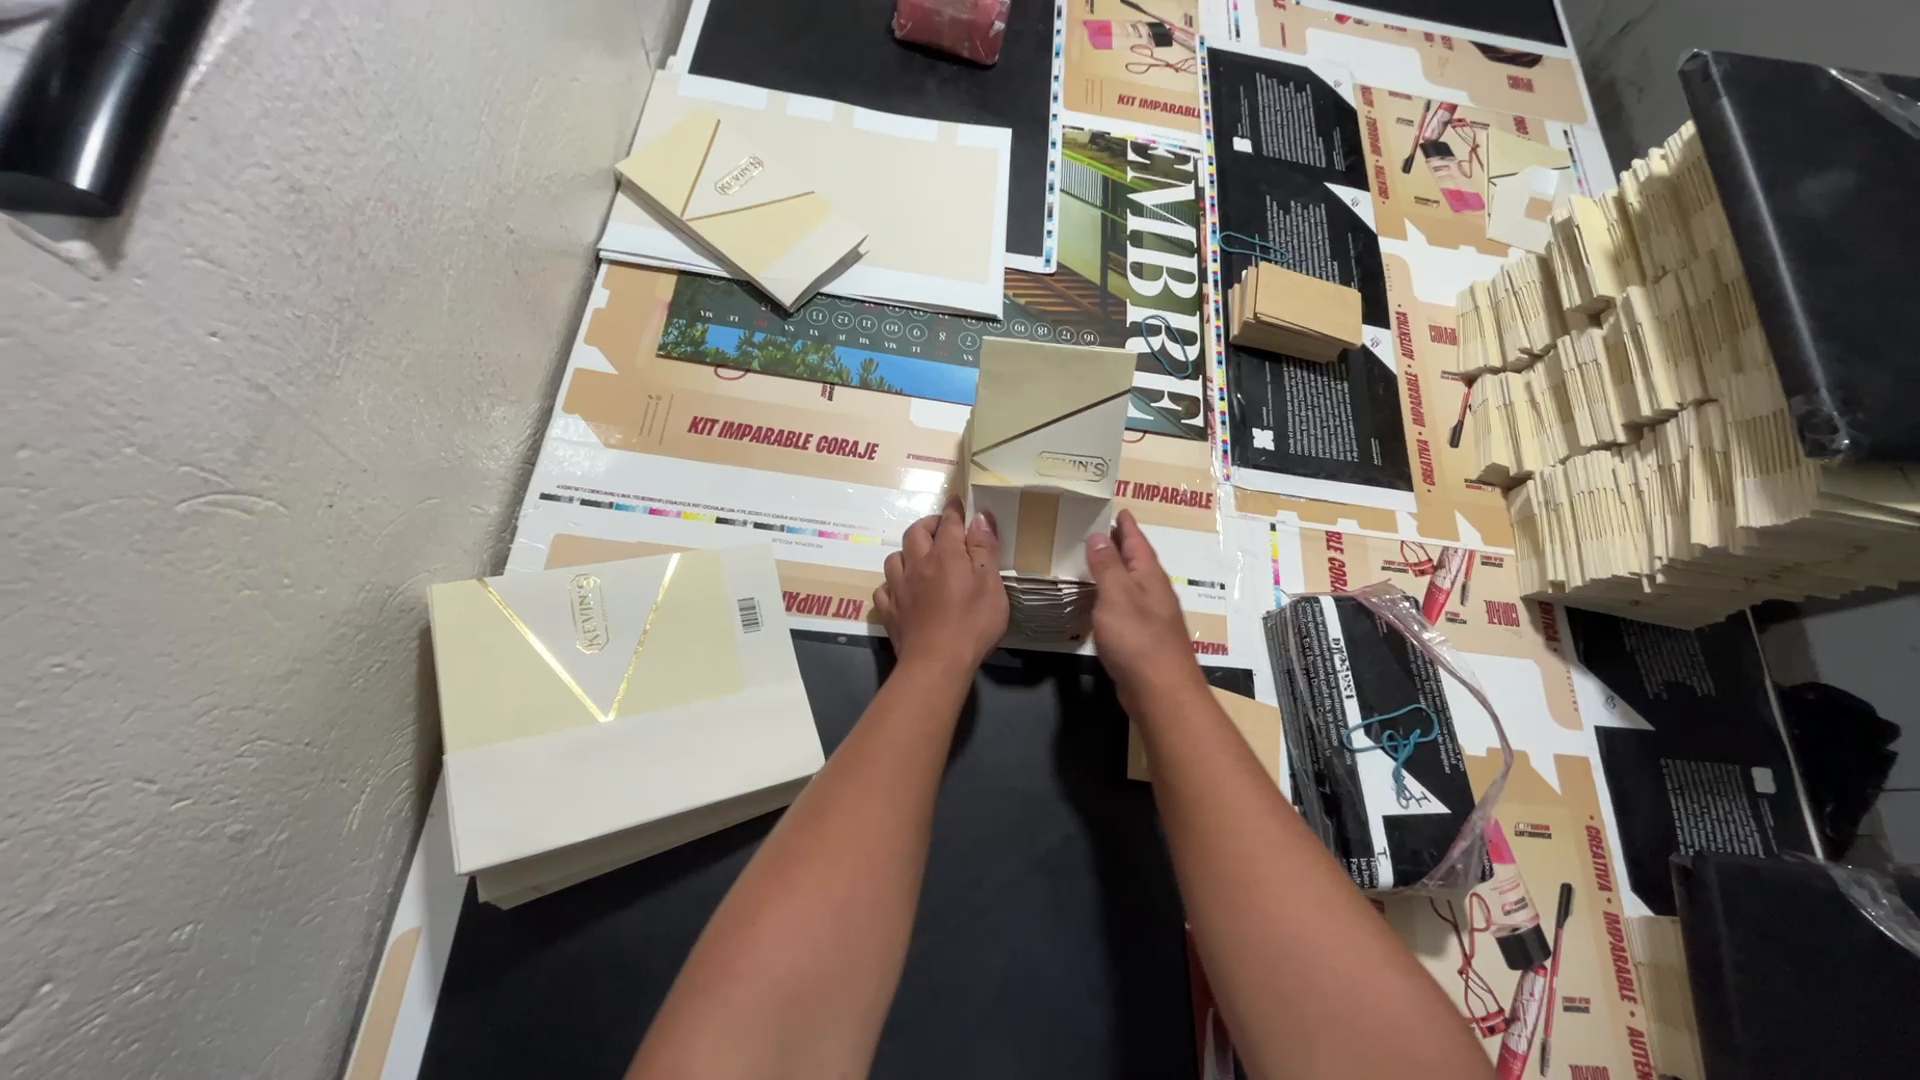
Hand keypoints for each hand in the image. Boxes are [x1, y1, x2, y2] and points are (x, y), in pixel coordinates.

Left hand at [874, 497, 1007, 678]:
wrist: (936, 663)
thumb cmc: (971, 623)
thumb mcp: (991, 584)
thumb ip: (985, 549)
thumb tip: (980, 517)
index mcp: (945, 555)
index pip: (948, 522)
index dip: (954, 510)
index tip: (956, 501)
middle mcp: (917, 564)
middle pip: (916, 533)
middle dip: (927, 525)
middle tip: (940, 528)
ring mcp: (899, 588)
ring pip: (895, 557)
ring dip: (906, 552)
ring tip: (918, 558)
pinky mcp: (889, 610)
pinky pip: (884, 587)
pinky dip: (892, 583)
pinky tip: (900, 590)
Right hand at [1086, 510, 1206, 710]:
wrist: (1160, 690)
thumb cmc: (1138, 638)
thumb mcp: (1117, 595)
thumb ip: (1107, 565)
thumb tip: (1098, 536)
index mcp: (1149, 576)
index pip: (1136, 541)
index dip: (1125, 524)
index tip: (1116, 508)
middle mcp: (1153, 591)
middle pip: (1136, 560)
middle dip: (1119, 544)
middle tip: (1098, 528)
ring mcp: (1150, 615)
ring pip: (1130, 583)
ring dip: (1114, 569)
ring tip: (1093, 559)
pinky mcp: (1142, 636)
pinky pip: (1124, 604)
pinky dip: (1111, 595)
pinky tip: (1098, 601)